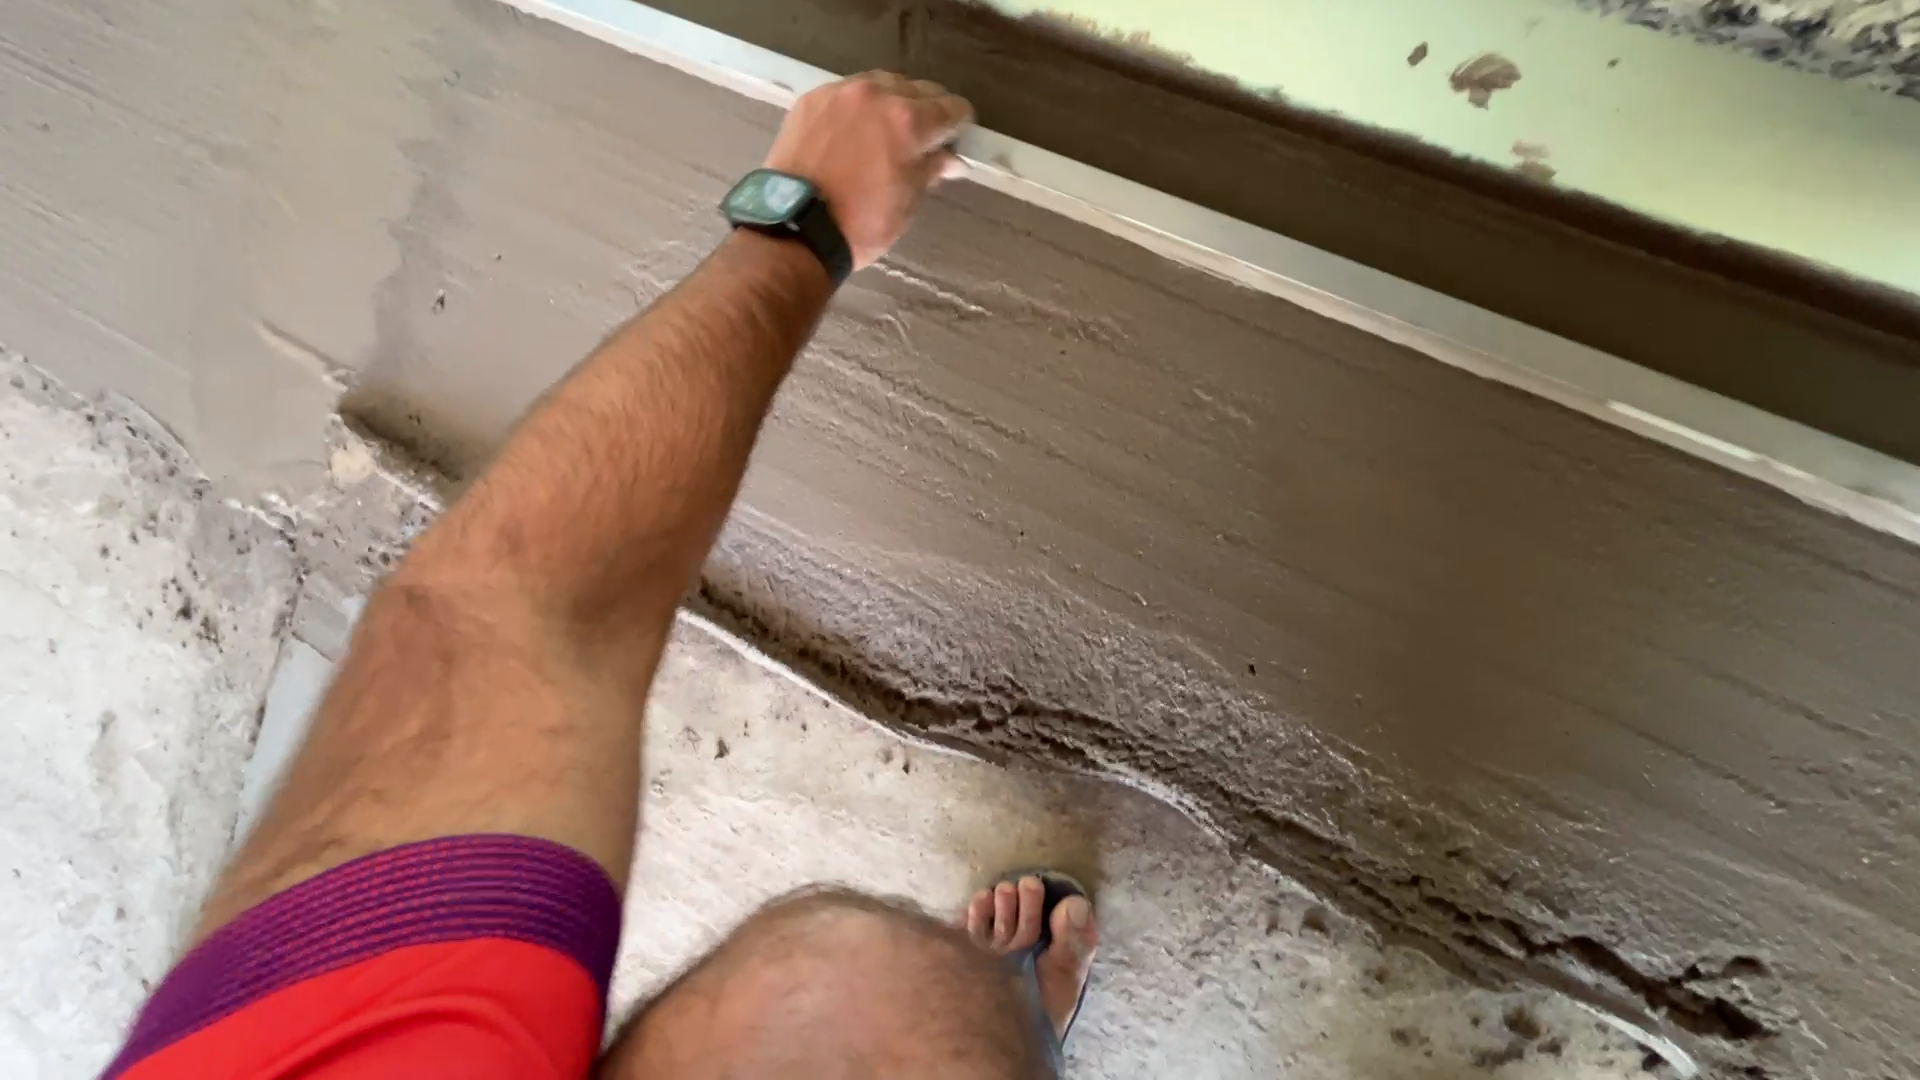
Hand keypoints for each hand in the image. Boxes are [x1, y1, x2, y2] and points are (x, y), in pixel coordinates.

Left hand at [763, 71, 973, 271]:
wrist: (797, 228)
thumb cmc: (860, 225)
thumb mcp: (906, 203)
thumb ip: (931, 171)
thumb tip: (953, 160)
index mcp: (908, 120)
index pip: (950, 108)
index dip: (959, 124)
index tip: (958, 136)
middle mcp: (876, 94)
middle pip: (917, 89)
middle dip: (926, 111)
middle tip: (924, 138)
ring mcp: (841, 93)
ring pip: (881, 85)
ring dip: (892, 103)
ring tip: (888, 132)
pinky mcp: (812, 99)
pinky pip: (847, 93)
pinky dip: (859, 108)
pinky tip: (855, 132)